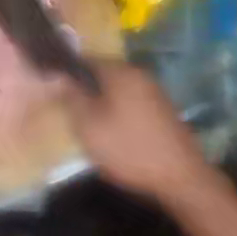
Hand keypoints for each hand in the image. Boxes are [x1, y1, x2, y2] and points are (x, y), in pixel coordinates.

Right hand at [61, 62, 211, 201]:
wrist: (180, 176)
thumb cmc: (129, 149)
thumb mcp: (90, 127)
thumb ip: (73, 99)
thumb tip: (61, 77)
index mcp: (121, 72)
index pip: (87, 59)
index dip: (68, 72)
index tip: (56, 90)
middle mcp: (141, 75)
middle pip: (105, 74)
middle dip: (87, 89)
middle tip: (71, 112)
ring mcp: (156, 92)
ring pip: (120, 90)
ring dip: (104, 102)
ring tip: (91, 126)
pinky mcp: (165, 111)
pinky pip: (134, 103)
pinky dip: (121, 113)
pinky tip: (116, 134)